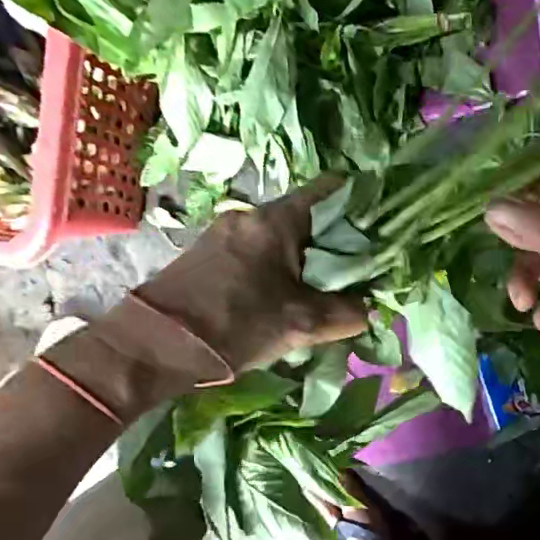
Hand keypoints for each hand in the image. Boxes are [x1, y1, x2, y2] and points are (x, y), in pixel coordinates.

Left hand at [136, 176, 367, 373]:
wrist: (155, 347)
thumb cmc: (236, 325)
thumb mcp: (305, 324)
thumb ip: (350, 312)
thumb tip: (373, 308)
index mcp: (275, 221)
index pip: (330, 193)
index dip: (361, 203)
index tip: (385, 222)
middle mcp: (250, 216)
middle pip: (311, 217)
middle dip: (342, 238)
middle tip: (368, 265)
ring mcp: (227, 233)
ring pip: (288, 236)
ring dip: (314, 255)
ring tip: (337, 284)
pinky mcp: (213, 253)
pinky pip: (265, 249)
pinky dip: (288, 265)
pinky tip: (299, 292)